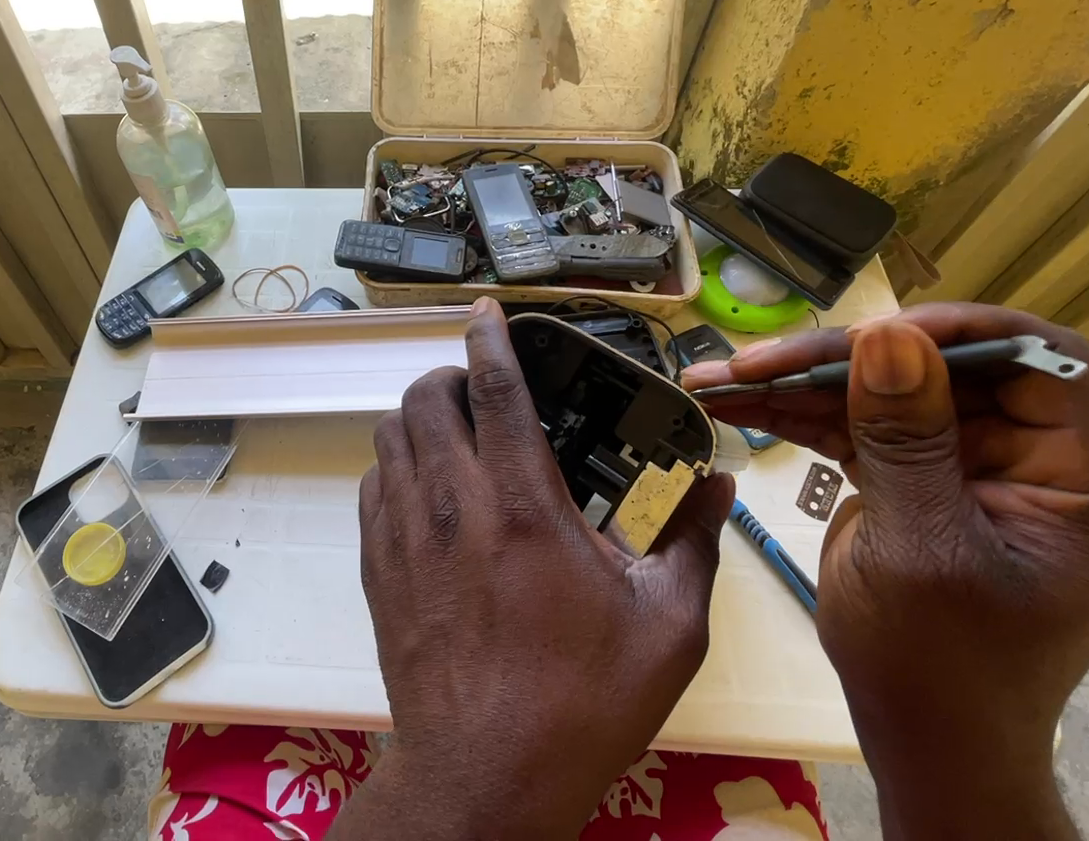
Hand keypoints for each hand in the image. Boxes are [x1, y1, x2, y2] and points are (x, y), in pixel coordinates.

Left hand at [331, 297, 734, 839]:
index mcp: (526, 506)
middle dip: (449, 375)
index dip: (490, 338)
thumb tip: (717, 484)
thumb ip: (695, 543)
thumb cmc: (581, 703)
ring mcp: (404, 534)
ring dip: (420, 417)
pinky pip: (372, 484)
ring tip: (454, 434)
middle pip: (426, 398)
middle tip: (480, 391)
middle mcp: (453, 505)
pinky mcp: (376, 565)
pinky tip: (425, 490)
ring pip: (390, 434)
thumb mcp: (667, 628)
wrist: (483, 776)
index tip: (486, 312)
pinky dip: (395, 466)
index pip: (497, 390)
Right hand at [682, 304, 1088, 837]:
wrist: (916, 733)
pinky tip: (731, 406)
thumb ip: (906, 439)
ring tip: (716, 380)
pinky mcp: (907, 475)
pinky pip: (849, 425)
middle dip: (837, 362)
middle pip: (937, 370)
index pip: (1043, 363)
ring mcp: (961, 465)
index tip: (871, 334)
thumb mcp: (924, 548)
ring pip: (879, 392)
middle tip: (752, 363)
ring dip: (794, 385)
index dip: (961, 333)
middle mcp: (1027, 459)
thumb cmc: (940, 665)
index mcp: (1081, 480)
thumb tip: (885, 335)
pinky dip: (789, 416)